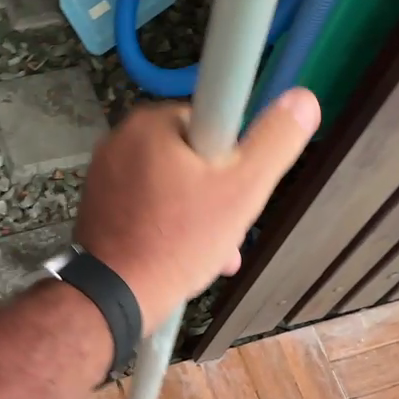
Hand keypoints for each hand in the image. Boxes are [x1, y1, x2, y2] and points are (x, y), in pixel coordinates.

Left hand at [73, 88, 320, 333]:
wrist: (115, 299)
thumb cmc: (178, 244)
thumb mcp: (243, 191)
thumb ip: (275, 142)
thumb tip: (303, 99)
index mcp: (149, 122)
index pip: (210, 123)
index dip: (231, 159)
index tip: (233, 193)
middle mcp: (118, 141)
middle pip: (187, 159)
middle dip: (213, 195)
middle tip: (226, 234)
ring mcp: (102, 178)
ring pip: (166, 189)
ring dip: (193, 218)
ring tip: (208, 256)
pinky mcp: (95, 210)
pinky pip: (142, 211)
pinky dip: (163, 230)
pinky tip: (179, 259)